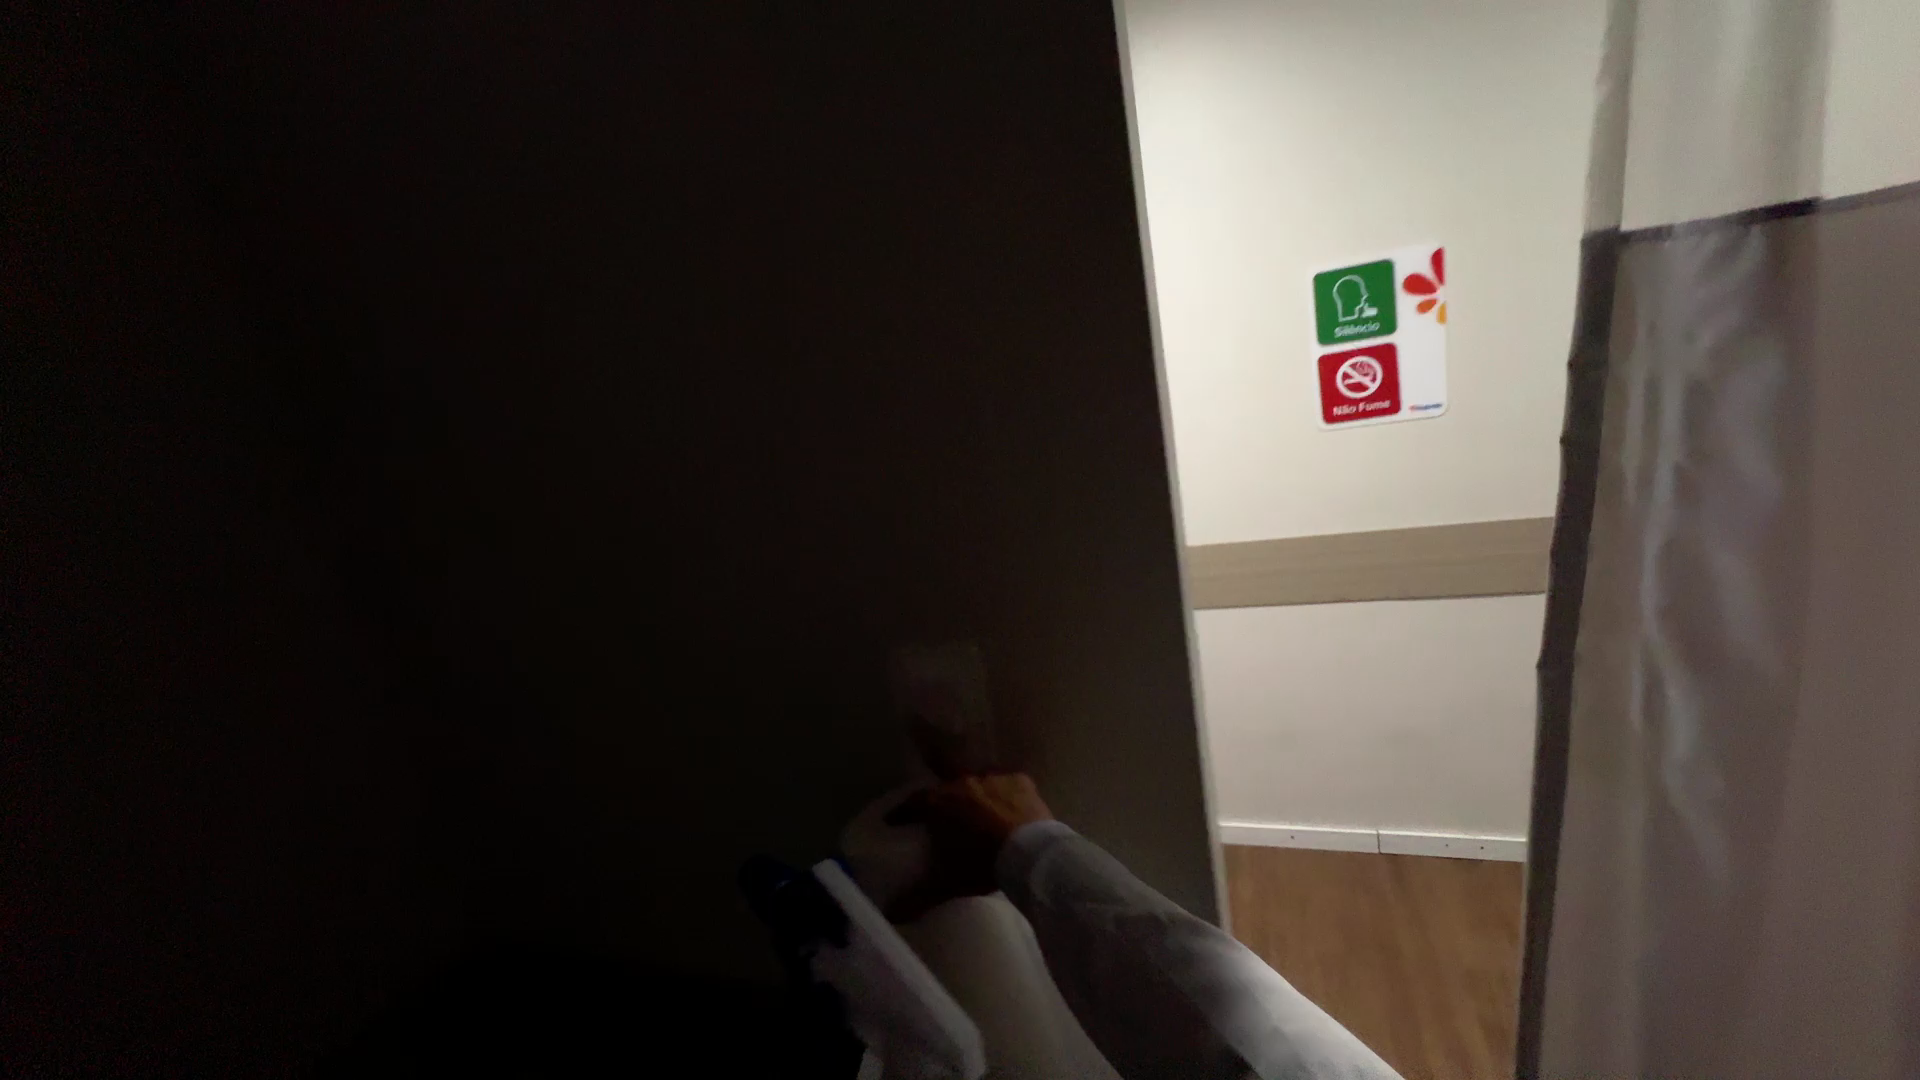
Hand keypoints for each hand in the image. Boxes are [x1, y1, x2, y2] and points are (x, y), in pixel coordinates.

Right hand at [883, 773, 1052, 921]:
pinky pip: (1008, 782)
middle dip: (933, 760)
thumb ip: (916, 898)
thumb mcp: (946, 883)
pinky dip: (1006, 792)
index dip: (902, 812)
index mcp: (940, 803)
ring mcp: (993, 778)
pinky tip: (1010, 802)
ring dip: (976, 786)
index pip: (913, 804)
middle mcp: (963, 783)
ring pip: (978, 776)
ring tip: (978, 798)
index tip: (892, 819)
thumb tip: (890, 915)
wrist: (1028, 852)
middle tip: (927, 753)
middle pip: (943, 765)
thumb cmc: (980, 864)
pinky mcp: (1019, 780)